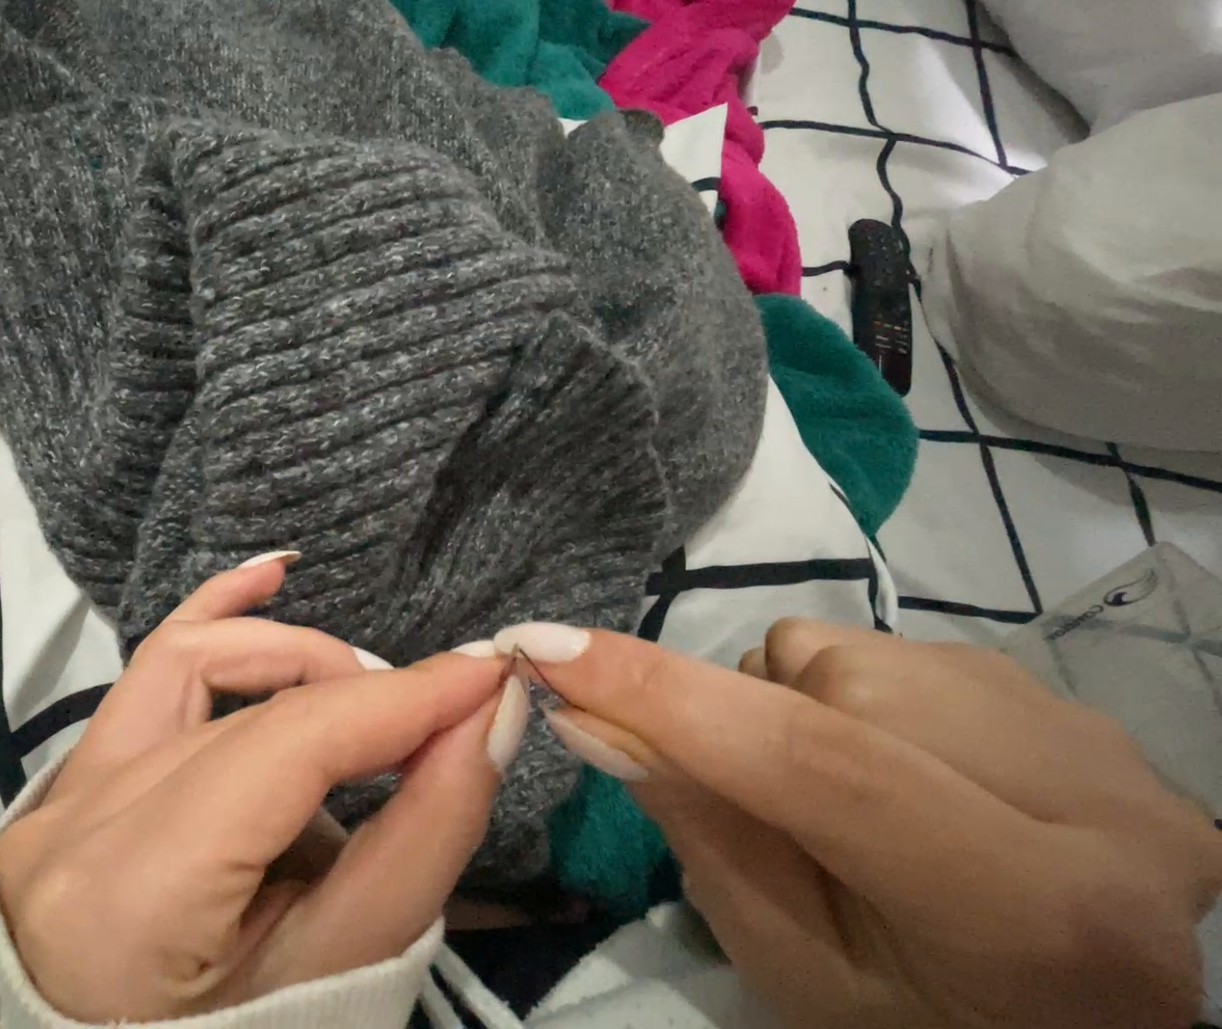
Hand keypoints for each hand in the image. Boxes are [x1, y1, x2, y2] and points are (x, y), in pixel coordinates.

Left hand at [0, 558, 521, 1021]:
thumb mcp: (340, 969)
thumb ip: (419, 838)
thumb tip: (483, 714)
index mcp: (132, 894)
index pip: (284, 748)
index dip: (397, 701)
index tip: (488, 673)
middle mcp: (78, 822)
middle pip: (249, 717)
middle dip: (365, 698)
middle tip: (450, 709)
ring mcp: (64, 792)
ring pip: (193, 669)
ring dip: (295, 661)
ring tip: (367, 691)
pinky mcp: (72, 777)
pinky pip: (143, 670)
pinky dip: (214, 615)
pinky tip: (269, 573)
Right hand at [498, 619, 1221, 1028]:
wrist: (1054, 1023)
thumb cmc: (901, 1018)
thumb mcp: (780, 955)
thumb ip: (693, 820)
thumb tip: (581, 708)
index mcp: (1030, 909)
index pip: (814, 762)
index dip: (663, 694)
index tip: (540, 647)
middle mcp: (1095, 800)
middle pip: (827, 688)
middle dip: (744, 717)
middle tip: (764, 806)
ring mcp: (1097, 737)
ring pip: (848, 653)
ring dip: (800, 704)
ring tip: (848, 797)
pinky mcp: (1074, 701)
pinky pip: (891, 648)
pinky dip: (850, 694)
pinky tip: (902, 770)